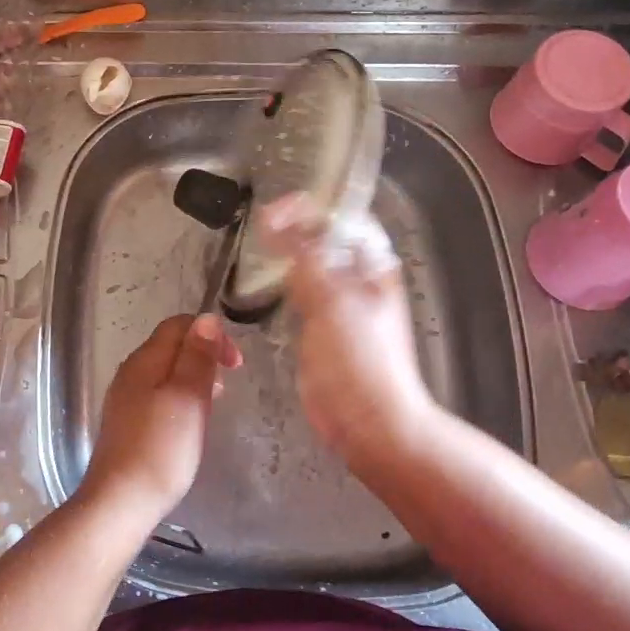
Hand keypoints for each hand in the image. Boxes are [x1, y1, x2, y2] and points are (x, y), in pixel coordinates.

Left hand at [79, 314, 242, 523]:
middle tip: (230, 378)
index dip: (210, 333)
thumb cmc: (161, 449)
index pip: (178, 325)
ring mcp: (125, 398)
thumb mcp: (188, 398)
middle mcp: (131, 372)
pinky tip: (191, 420)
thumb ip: (197, 357)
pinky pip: (158, 394)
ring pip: (165, 371)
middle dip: (204, 353)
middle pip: (170, 346)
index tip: (236, 362)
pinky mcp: (126, 423)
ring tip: (216, 398)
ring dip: (194, 375)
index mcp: (145, 360)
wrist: (120, 501)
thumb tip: (207, 318)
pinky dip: (180, 395)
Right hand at [257, 194, 436, 468]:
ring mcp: (339, 304)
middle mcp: (358, 280)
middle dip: (294, 227)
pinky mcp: (320, 328)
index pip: (344, 219)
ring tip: (256, 246)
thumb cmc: (360, 358)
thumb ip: (304, 256)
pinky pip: (299, 294)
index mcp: (373, 267)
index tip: (276, 207)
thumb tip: (276, 217)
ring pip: (310, 265)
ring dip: (286, 254)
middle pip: (325, 240)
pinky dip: (281, 283)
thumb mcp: (333, 299)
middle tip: (259, 225)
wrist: (369, 423)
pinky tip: (261, 282)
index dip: (313, 207)